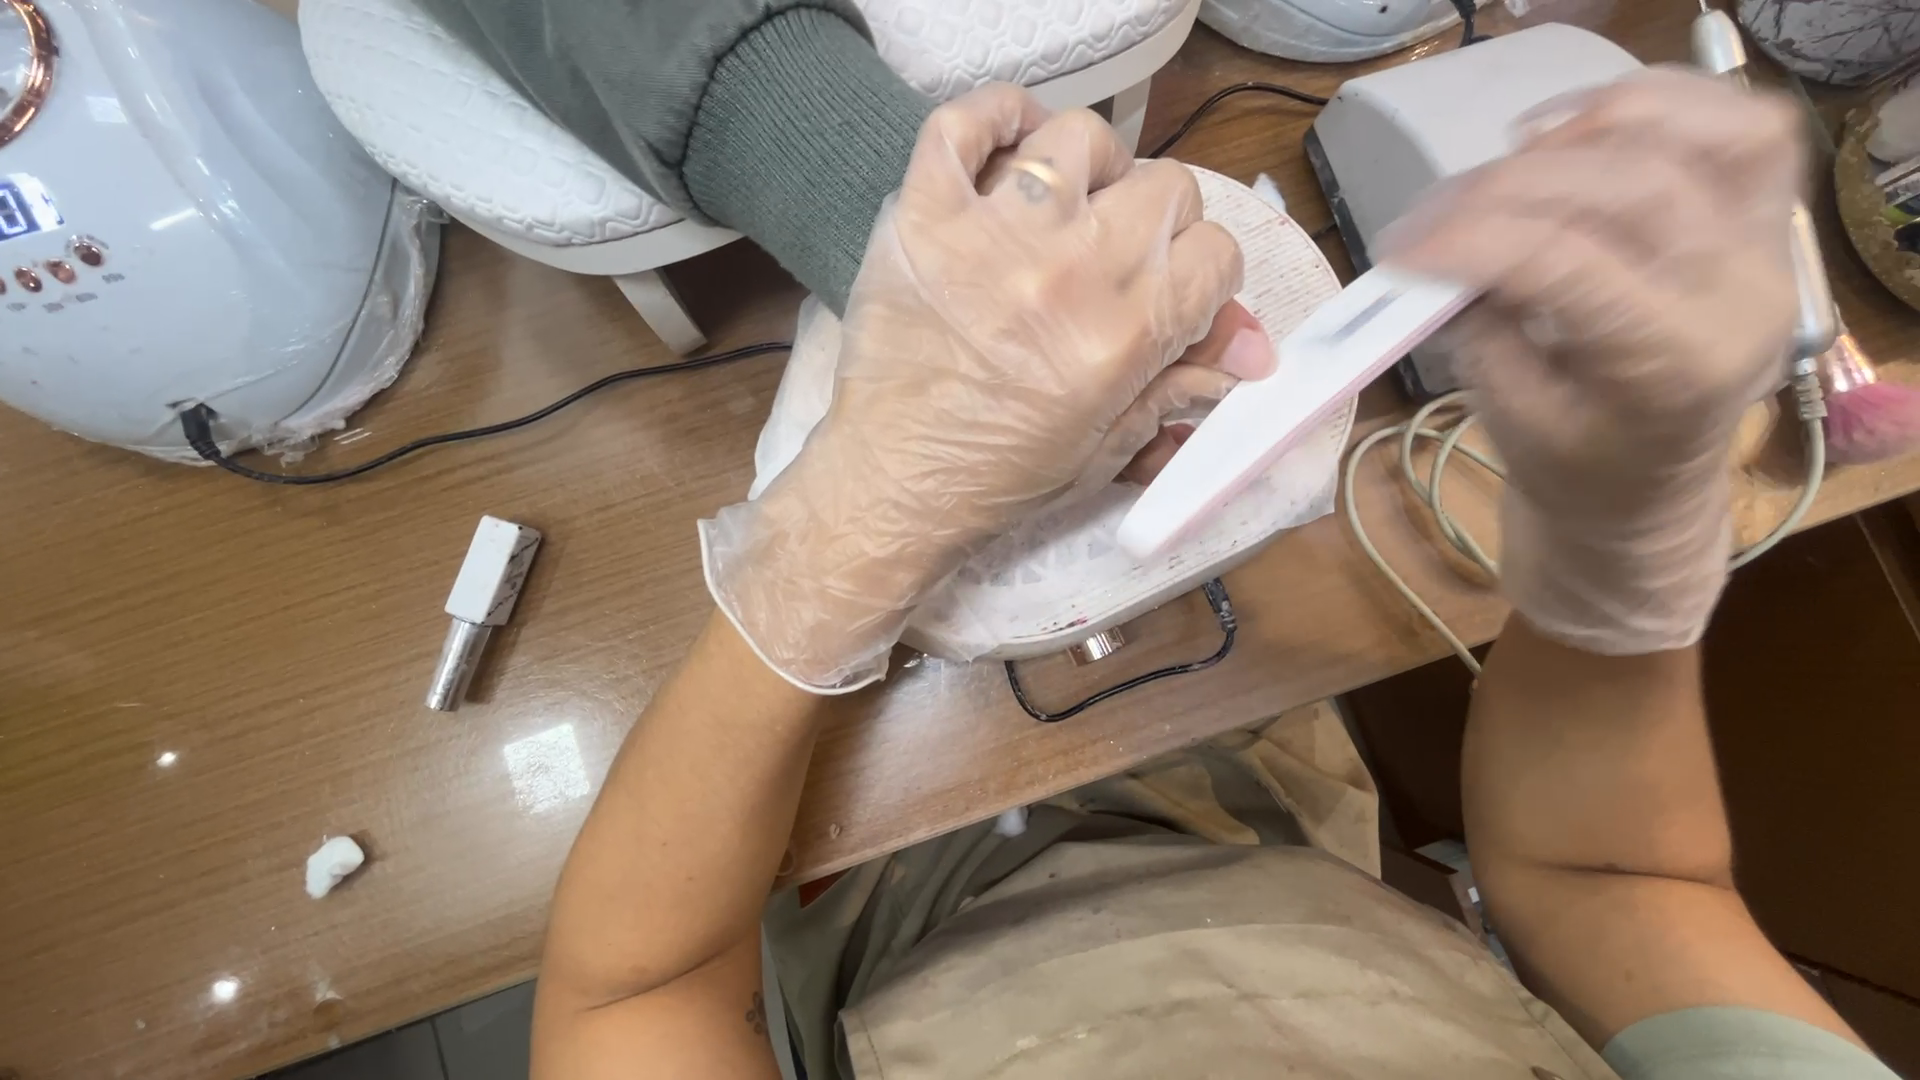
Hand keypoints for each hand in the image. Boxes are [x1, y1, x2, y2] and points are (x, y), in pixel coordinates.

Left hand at [701, 85, 1256, 689]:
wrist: (894, 484)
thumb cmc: (1000, 479)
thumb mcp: (1104, 450)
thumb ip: (1178, 387)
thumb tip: (1251, 350)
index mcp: (1126, 335)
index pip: (1215, 255)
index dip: (1206, 276)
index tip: (1179, 294)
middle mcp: (1069, 271)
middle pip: (1164, 188)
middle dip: (1160, 224)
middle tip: (1121, 260)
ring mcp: (992, 234)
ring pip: (1078, 138)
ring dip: (1091, 168)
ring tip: (1069, 210)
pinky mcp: (924, 218)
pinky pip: (963, 123)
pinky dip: (992, 119)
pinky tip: (1009, 149)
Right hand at [1384, 70, 1805, 652]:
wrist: (1642, 484)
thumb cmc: (1568, 466)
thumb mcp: (1506, 414)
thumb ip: (1481, 328)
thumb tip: (1444, 254)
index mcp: (1672, 364)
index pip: (1568, 265)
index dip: (1472, 242)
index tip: (1396, 249)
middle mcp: (1741, 290)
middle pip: (1629, 188)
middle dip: (1507, 188)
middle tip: (1426, 215)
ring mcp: (1765, 246)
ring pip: (1705, 135)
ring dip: (1593, 125)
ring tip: (1507, 153)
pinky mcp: (1759, 220)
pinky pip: (1732, 128)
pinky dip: (1650, 109)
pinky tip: (1570, 129)